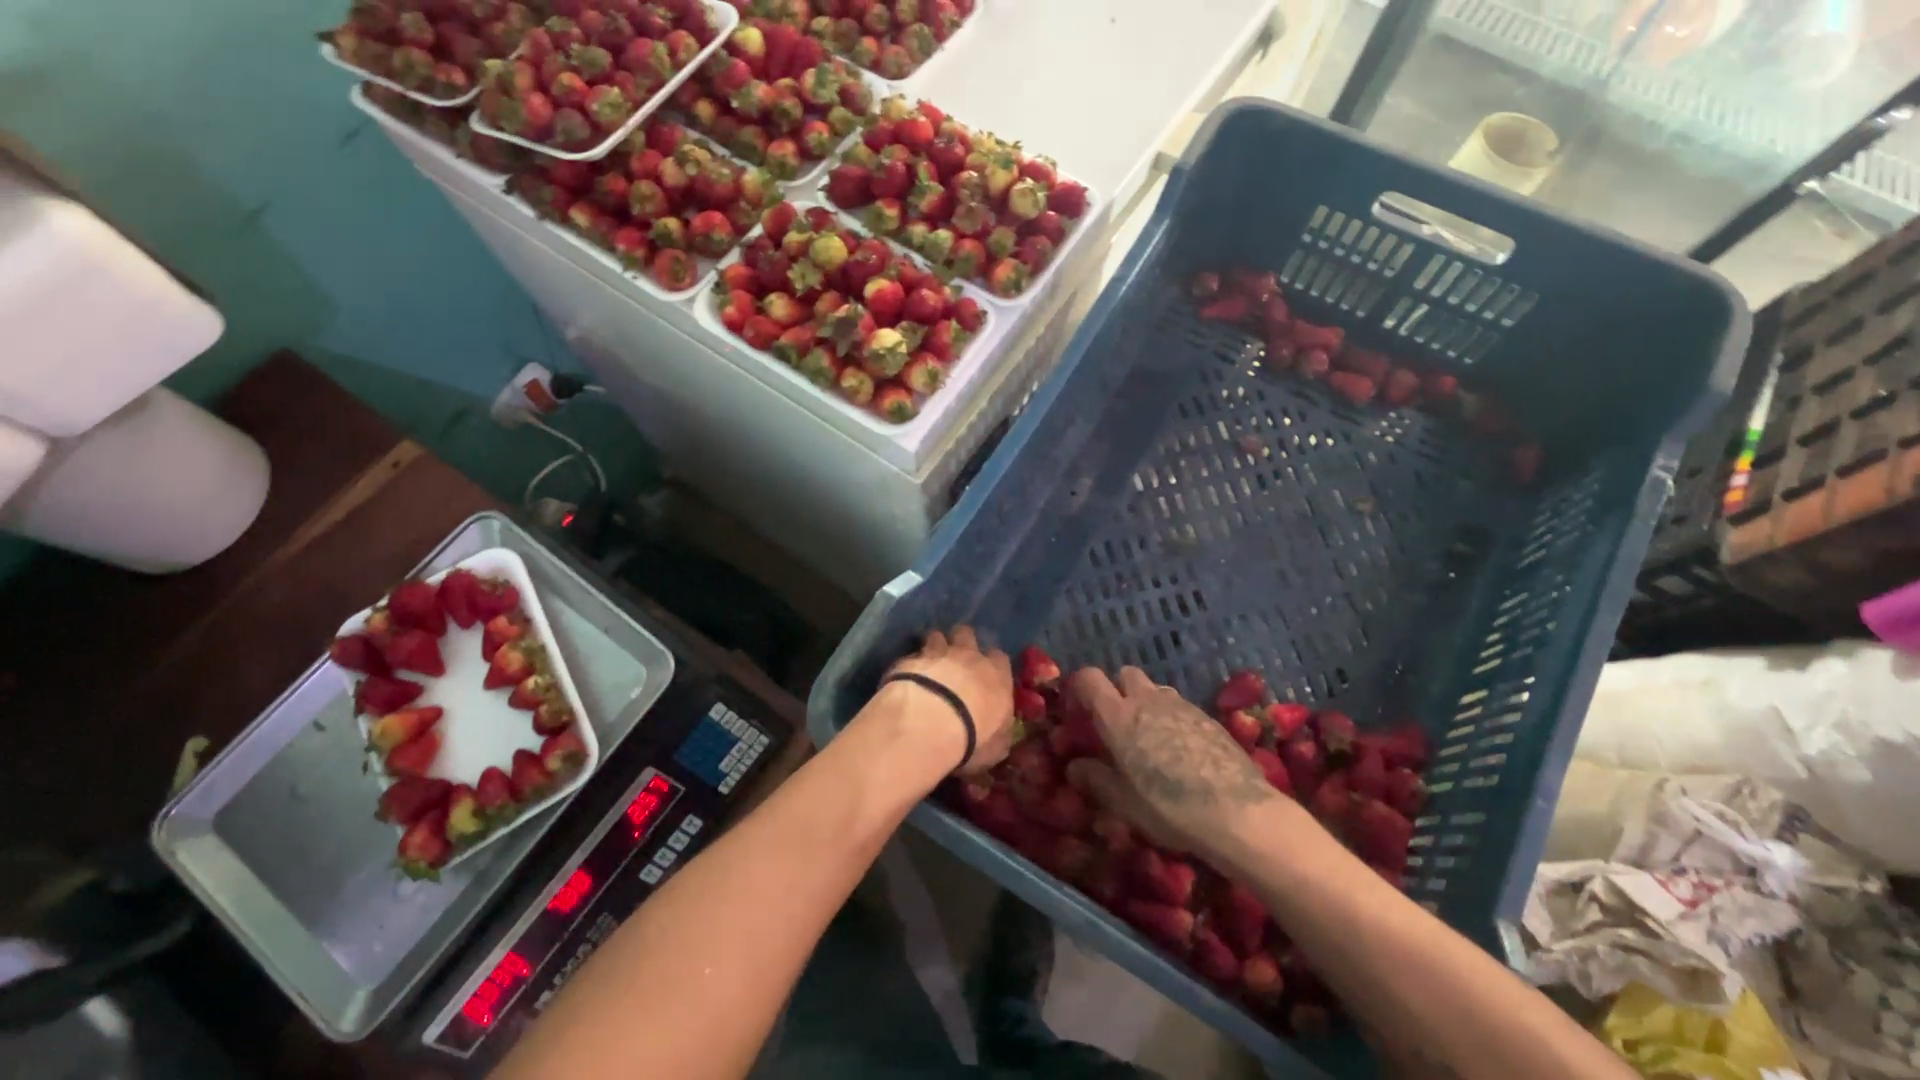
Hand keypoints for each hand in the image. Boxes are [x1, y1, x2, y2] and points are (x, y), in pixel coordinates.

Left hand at [882, 625, 1015, 774]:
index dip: (992, 663)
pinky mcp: (907, 660)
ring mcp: (936, 654)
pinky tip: (905, 678)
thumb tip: (998, 735)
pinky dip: (909, 665)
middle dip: (961, 641)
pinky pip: (910, 656)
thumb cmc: (973, 737)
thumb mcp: (997, 746)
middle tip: (954, 658)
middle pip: (967, 634)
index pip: (999, 658)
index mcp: (996, 674)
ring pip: (936, 635)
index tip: (985, 674)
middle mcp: (968, 656)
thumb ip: (999, 733)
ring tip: (928, 662)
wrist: (930, 724)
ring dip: (933, 645)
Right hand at [1062, 667, 1278, 855]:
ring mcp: (1182, 705)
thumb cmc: (1169, 808)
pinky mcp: (1208, 717)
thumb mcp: (1123, 803)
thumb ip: (1096, 779)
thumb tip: (1075, 766)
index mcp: (1119, 716)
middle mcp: (1148, 701)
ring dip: (1145, 703)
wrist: (1238, 812)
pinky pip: (1180, 707)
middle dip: (1116, 690)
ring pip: (1155, 689)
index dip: (1079, 688)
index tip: (1077, 711)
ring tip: (1148, 738)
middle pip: (1125, 674)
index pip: (1089, 678)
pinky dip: (1171, 718)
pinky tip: (1179, 750)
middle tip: (1114, 724)